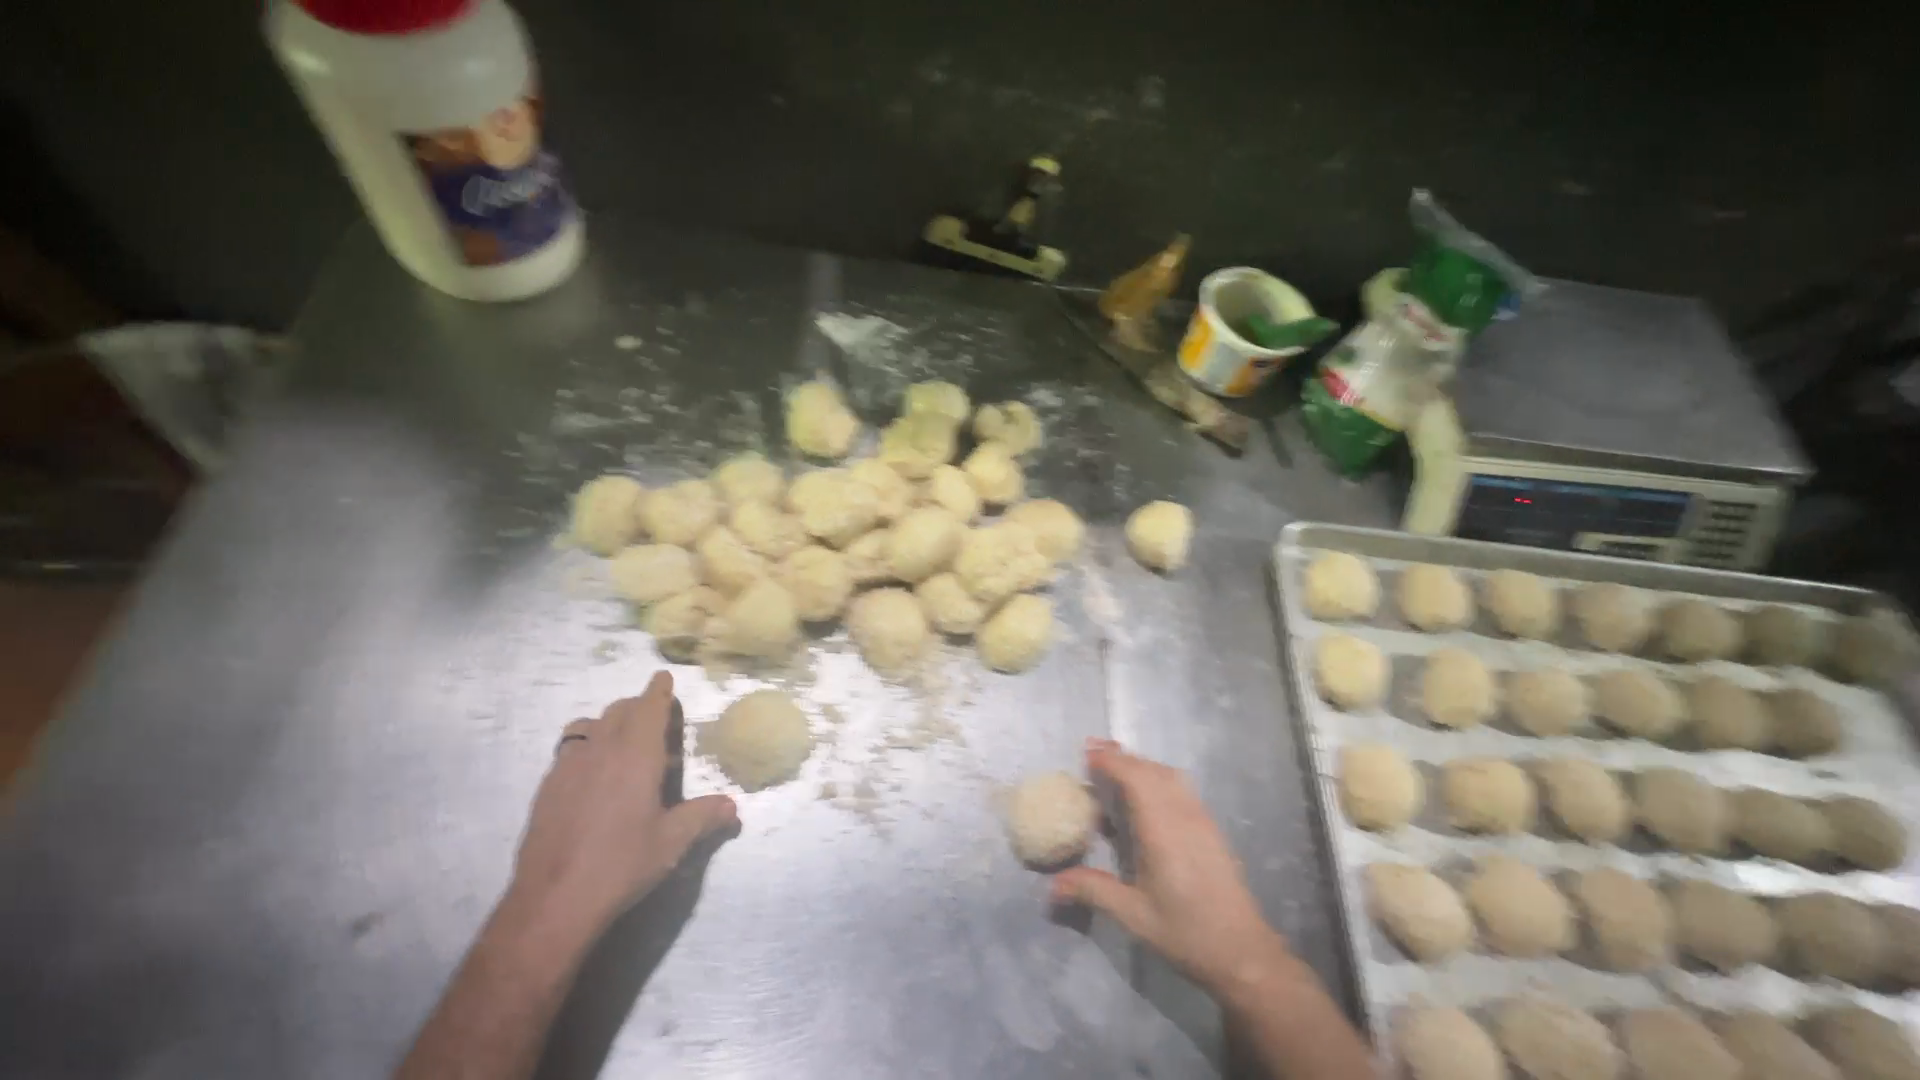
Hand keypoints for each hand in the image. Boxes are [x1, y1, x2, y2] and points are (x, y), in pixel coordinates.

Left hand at [508, 672, 737, 933]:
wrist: (552, 901)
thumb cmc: (621, 865)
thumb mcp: (671, 844)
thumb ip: (703, 818)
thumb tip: (732, 805)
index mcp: (636, 756)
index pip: (648, 708)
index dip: (658, 691)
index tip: (663, 676)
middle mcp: (600, 751)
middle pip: (618, 711)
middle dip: (638, 706)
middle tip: (655, 718)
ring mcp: (568, 768)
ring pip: (589, 727)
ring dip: (609, 724)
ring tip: (622, 744)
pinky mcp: (546, 789)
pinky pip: (569, 751)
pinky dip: (586, 747)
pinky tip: (593, 777)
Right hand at [1051, 739, 1291, 998]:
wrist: (1243, 952)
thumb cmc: (1186, 933)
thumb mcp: (1134, 915)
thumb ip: (1094, 890)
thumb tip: (1053, 884)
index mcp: (1163, 831)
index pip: (1137, 778)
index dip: (1112, 761)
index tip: (1087, 754)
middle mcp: (1184, 817)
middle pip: (1153, 770)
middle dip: (1123, 758)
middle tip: (1092, 754)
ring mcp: (1202, 821)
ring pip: (1170, 777)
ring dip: (1142, 767)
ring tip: (1115, 771)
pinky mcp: (1210, 831)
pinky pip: (1181, 790)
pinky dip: (1158, 780)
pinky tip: (1144, 800)